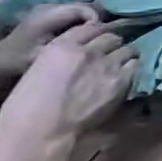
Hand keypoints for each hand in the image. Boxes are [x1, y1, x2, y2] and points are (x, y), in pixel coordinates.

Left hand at [0, 4, 102, 79]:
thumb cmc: (18, 63)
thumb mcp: (47, 55)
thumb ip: (73, 42)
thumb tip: (101, 38)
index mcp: (48, 14)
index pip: (85, 9)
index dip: (98, 22)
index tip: (104, 40)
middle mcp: (49, 7)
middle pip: (85, 7)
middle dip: (98, 23)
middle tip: (105, 41)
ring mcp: (48, 10)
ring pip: (81, 11)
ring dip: (91, 24)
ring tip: (97, 41)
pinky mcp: (48, 17)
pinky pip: (74, 16)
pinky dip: (83, 26)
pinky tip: (84, 40)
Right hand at [0, 22, 137, 151]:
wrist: (42, 132)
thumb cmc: (27, 107)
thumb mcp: (37, 70)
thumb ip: (59, 57)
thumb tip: (73, 56)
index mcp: (61, 45)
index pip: (89, 28)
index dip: (96, 34)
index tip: (97, 41)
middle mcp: (88, 50)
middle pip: (111, 37)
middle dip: (111, 45)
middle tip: (109, 55)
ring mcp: (107, 65)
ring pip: (127, 50)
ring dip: (123, 56)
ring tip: (119, 66)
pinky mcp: (121, 82)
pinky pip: (134, 67)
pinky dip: (131, 69)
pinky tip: (124, 77)